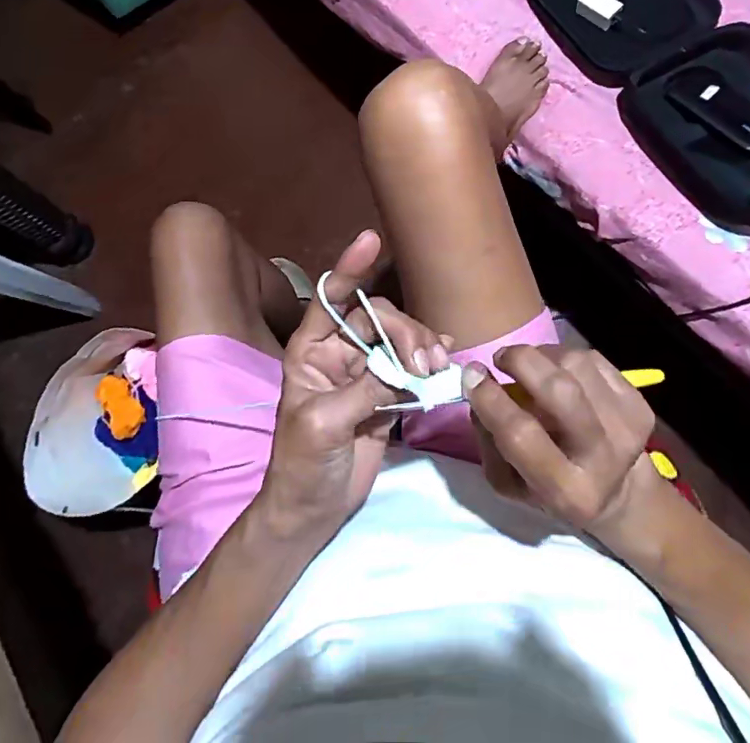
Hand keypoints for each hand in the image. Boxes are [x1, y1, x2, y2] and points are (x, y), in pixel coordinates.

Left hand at [253, 230, 448, 543]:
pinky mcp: (387, 393)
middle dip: (404, 330)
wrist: (314, 510)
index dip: (348, 269)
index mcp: (311, 351)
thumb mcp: (323, 425)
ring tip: (437, 367)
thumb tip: (403, 368)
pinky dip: (430, 359)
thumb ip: (363, 391)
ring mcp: (365, 373)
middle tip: (424, 361)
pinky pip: (412, 366)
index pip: (329, 299)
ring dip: (421, 345)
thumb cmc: (302, 465)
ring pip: (399, 340)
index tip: (371, 240)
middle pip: (377, 318)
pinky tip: (446, 358)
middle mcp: (338, 354)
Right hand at [466, 345, 663, 546]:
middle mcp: (602, 457)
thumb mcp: (510, 483)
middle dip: (521, 361)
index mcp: (566, 490)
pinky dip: (564, 356)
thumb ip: (487, 440)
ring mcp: (627, 425)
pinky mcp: (638, 401)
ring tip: (529, 365)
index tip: (471, 375)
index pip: (521, 434)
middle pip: (560, 391)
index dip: (490, 399)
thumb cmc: (551, 488)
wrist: (620, 493)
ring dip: (541, 355)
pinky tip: (556, 370)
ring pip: (575, 363)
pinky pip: (592, 358)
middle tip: (500, 358)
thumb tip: (478, 386)